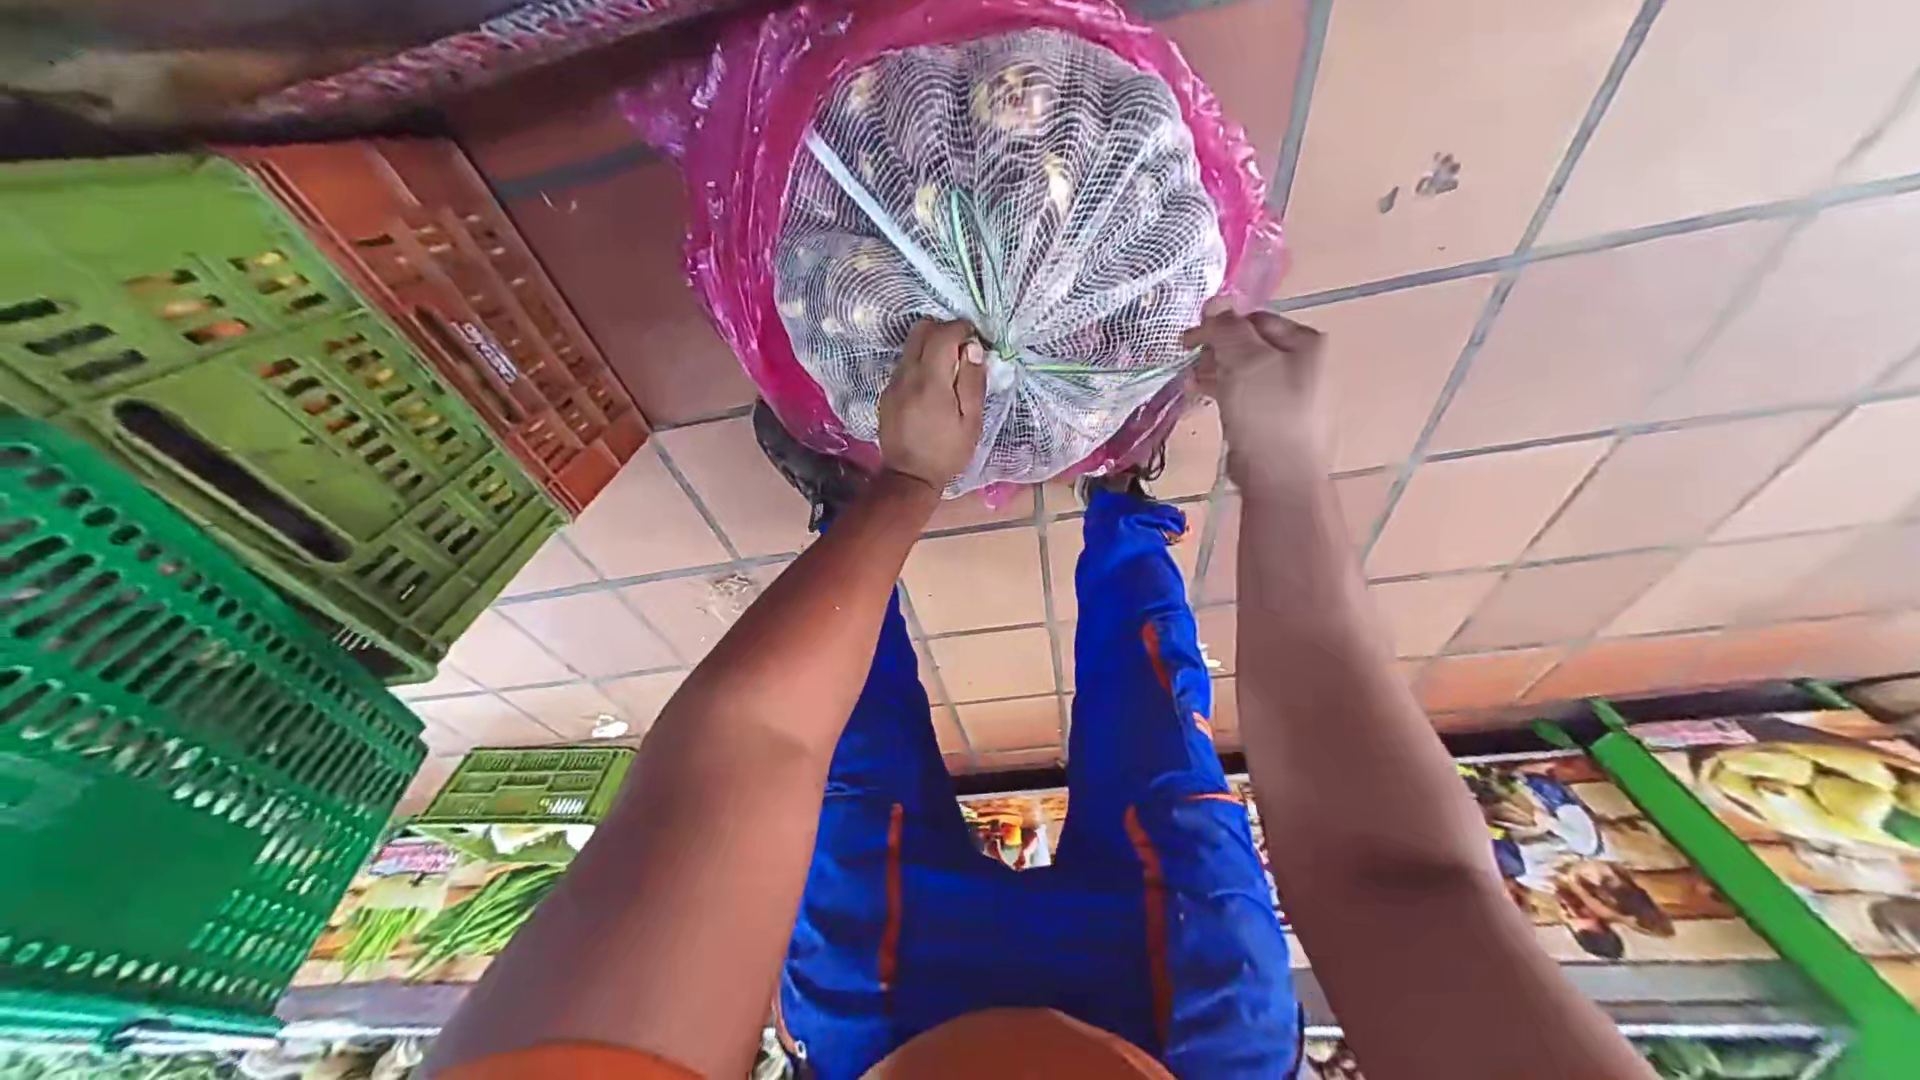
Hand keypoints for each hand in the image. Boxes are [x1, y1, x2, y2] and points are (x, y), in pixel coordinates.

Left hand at [879, 319, 987, 492]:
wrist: (909, 477)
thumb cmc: (947, 452)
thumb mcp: (971, 421)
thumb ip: (972, 381)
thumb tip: (973, 348)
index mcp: (930, 381)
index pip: (943, 333)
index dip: (961, 329)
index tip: (974, 340)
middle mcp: (907, 375)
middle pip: (921, 330)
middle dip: (944, 331)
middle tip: (961, 350)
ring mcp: (893, 383)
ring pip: (910, 346)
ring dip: (931, 346)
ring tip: (948, 369)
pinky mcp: (887, 392)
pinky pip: (904, 365)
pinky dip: (920, 363)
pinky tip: (932, 386)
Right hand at [1182, 306, 1326, 488]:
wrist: (1281, 477)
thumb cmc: (1267, 414)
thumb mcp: (1246, 363)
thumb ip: (1227, 330)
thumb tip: (1213, 304)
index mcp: (1306, 342)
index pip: (1254, 320)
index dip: (1219, 326)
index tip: (1187, 340)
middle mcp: (1306, 364)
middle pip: (1252, 345)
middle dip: (1217, 350)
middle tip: (1188, 361)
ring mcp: (1294, 395)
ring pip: (1247, 372)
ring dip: (1217, 372)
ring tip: (1191, 382)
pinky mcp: (1277, 421)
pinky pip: (1247, 397)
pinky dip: (1225, 393)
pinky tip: (1205, 400)